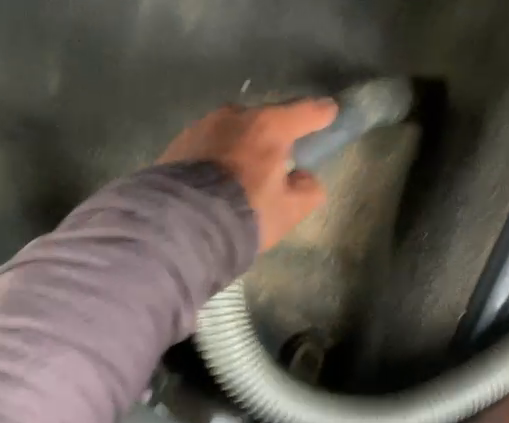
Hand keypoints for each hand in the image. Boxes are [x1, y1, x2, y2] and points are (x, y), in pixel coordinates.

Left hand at [159, 99, 338, 251]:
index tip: (329, 112)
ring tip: (242, 171)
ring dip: (241, 145)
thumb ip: (307, 192)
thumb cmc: (247, 214)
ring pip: (232, 131)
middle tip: (277, 157)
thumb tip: (306, 179)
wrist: (184, 224)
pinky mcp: (179, 142)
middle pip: (263, 120)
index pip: (303, 114)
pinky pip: (208, 145)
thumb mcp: (288, 211)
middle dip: (273, 135)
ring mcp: (203, 125)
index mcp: (269, 127)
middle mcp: (235, 116)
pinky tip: (216, 178)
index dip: (320, 114)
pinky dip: (217, 156)